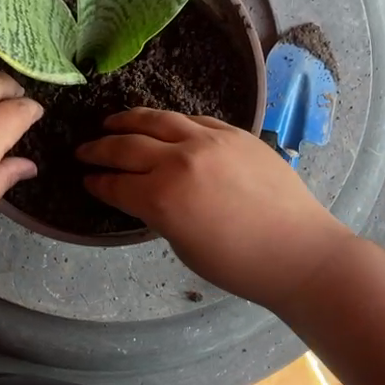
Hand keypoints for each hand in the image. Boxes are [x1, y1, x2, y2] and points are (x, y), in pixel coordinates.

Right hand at [76, 109, 360, 312]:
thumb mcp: (183, 245)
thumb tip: (146, 195)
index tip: (85, 179)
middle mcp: (178, 161)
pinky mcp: (234, 133)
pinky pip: (192, 119)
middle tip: (84, 150)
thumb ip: (158, 213)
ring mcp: (208, 141)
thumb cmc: (239, 265)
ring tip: (111, 122)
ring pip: (157, 120)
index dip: (96, 182)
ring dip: (128, 120)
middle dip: (99, 149)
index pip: (115, 184)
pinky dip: (170, 121)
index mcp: (161, 198)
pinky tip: (161, 122)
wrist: (300, 252)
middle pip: (126, 146)